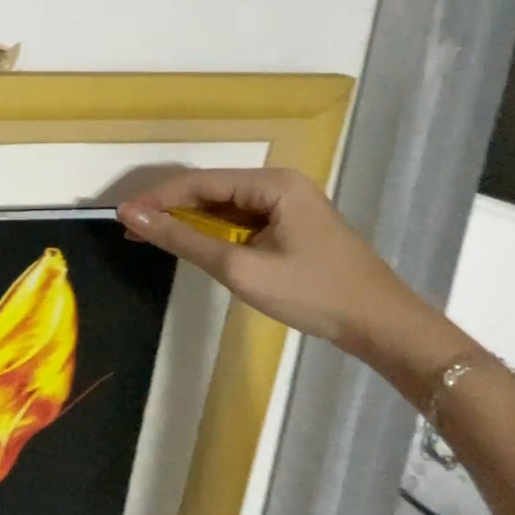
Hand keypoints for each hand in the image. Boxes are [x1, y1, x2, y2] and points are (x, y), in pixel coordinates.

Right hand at [114, 168, 463, 377]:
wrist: (391, 332)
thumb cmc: (315, 294)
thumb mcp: (239, 268)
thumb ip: (181, 238)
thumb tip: (128, 214)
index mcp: (272, 184)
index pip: (197, 182)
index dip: (155, 198)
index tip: (122, 218)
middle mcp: (281, 185)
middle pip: (208, 191)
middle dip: (169, 210)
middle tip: (134, 230)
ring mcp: (291, 206)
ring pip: (222, 207)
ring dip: (188, 222)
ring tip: (154, 239)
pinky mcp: (295, 227)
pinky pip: (240, 221)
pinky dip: (212, 233)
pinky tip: (193, 246)